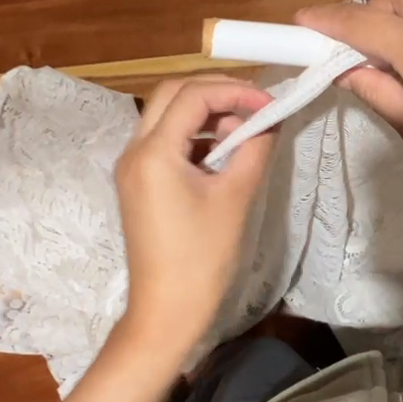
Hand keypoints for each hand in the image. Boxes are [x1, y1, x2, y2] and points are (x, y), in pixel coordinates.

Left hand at [112, 76, 275, 360]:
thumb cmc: (203, 257)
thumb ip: (255, 148)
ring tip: (245, 132)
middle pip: (172, 95)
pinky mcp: (139, 183)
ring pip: (167, 116)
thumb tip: (270, 119)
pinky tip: (224, 153)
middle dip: (217, 92)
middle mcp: (134, 151)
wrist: (168, 310)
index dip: (235, 91)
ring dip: (206, 114)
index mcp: (153, 152)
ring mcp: (132, 167)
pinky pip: (165, 142)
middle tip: (255, 107)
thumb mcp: (236, 197)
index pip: (193, 95)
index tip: (270, 104)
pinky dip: (195, 136)